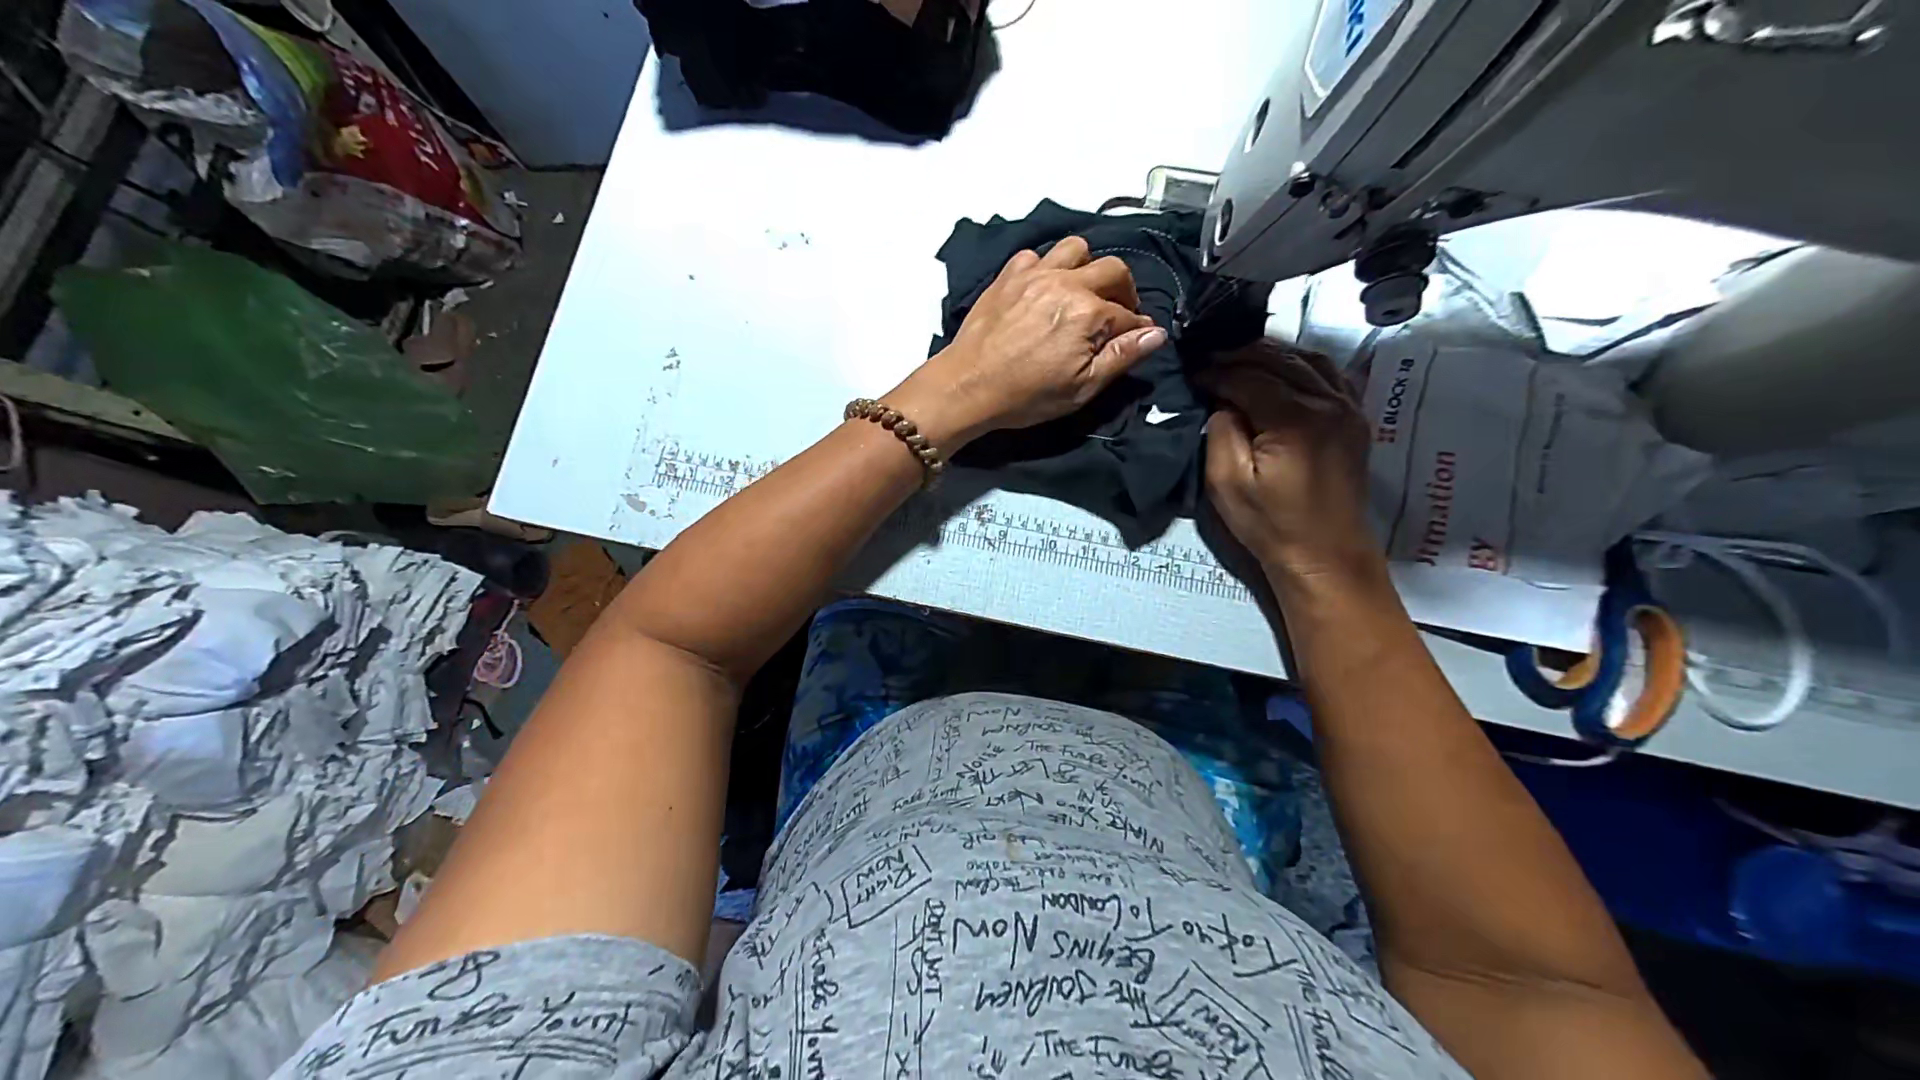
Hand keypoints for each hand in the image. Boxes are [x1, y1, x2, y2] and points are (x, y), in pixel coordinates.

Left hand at [887, 237, 1168, 450]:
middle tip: (1116, 314)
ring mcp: (1035, 275)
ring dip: (1088, 267)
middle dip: (1124, 291)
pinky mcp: (1008, 276)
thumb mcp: (1081, 387)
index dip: (1137, 329)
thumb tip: (1156, 334)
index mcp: (1088, 313)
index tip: (1135, 338)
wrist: (968, 386)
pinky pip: (1036, 255)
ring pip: (1076, 248)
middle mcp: (1066, 283)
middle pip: (1113, 270)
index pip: (1128, 315)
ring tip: (1083, 291)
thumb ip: (1121, 357)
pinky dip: (1047, 267)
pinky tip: (1044, 289)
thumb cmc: (1025, 395)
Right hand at [1202, 339, 1380, 585]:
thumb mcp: (1226, 483)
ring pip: (1307, 358)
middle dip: (1238, 355)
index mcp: (1296, 419)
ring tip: (1237, 360)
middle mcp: (1328, 402)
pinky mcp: (1355, 417)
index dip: (1214, 371)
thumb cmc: (1270, 524)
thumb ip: (1220, 431)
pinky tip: (1278, 369)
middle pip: (1279, 359)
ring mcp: (1348, 406)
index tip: (1189, 373)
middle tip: (1206, 361)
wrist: (1325, 554)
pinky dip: (1300, 363)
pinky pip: (1329, 372)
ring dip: (1269, 354)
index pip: (1248, 376)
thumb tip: (1221, 399)